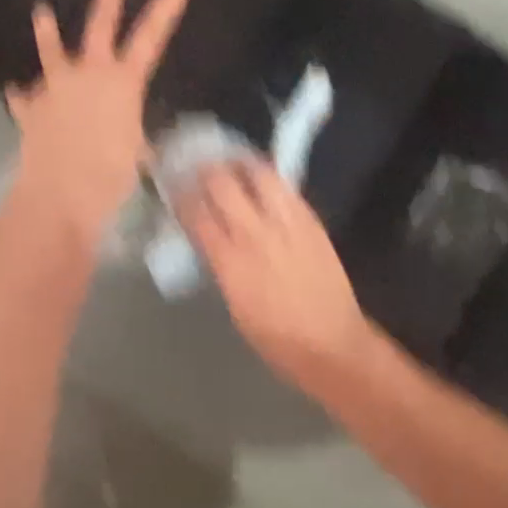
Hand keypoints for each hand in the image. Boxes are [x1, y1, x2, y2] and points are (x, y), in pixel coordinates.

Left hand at [8, 0, 186, 239]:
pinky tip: (20, 96)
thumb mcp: (135, 154)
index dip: (165, 8)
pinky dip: (27, 98)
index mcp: (123, 82)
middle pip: (99, 25)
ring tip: (40, 11)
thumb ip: (134, 138)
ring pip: (51, 52)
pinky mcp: (31, 108)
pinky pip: (27, 99)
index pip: (150, 37)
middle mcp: (89, 74)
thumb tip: (138, 146)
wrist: (59, 194)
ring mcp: (55, 88)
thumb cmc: (110, 175)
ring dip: (47, 32)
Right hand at [180, 159, 375, 385]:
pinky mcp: (312, 222)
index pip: (197, 214)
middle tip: (199, 167)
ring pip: (260, 176)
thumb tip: (209, 240)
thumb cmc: (276, 338)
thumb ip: (220, 265)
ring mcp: (287, 224)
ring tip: (232, 162)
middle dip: (206, 171)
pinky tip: (264, 180)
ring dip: (241, 165)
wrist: (332, 344)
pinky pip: (288, 190)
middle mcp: (256, 234)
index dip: (182, 196)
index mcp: (230, 261)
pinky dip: (271, 180)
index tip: (175, 187)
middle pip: (223, 185)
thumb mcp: (234, 304)